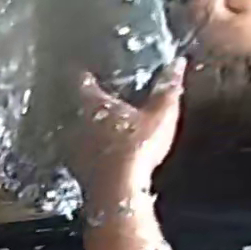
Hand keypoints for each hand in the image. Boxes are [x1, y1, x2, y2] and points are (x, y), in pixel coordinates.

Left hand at [74, 59, 183, 191]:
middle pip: (76, 108)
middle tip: (90, 94)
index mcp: (95, 107)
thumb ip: (168, 88)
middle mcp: (77, 124)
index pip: (84, 85)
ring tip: (93, 119)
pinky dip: (85, 143)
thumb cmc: (138, 146)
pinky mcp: (74, 165)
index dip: (84, 77)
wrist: (116, 188)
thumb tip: (178, 62)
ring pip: (75, 128)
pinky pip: (78, 148)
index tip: (83, 72)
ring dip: (83, 124)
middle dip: (83, 101)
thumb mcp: (161, 113)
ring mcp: (72, 146)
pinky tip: (94, 146)